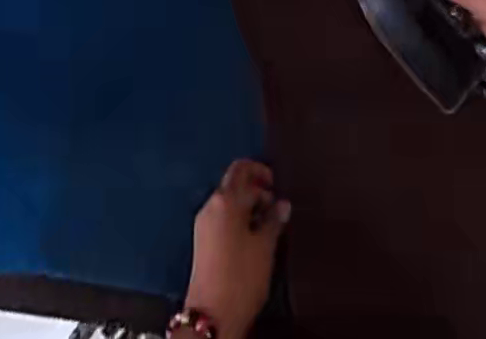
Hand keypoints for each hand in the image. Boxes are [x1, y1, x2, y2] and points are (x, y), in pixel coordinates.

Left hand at [182, 158, 289, 337]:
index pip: (241, 168)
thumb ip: (274, 219)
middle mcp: (211, 205)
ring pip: (228, 201)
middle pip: (234, 183)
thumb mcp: (264, 247)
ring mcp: (204, 223)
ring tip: (268, 223)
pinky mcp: (202, 240)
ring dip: (248, 204)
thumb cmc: (241, 276)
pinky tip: (252, 235)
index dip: (260, 170)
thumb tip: (283, 203)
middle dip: (256, 189)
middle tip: (276, 207)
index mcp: (225, 200)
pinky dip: (238, 217)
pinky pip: (222, 216)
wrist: (210, 316)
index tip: (276, 184)